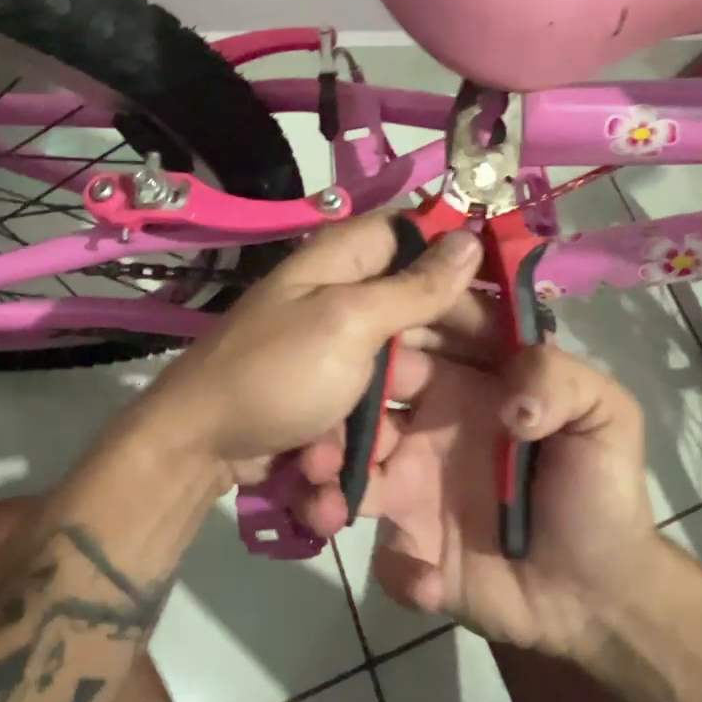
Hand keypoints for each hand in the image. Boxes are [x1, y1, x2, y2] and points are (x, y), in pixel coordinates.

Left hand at [146, 214, 483, 482]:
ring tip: (395, 436)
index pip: (416, 236)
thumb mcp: (349, 323)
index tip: (502, 303)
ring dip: (398, 405)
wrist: (200, 446)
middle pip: (417, 305)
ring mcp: (334, 347)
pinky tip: (350, 466)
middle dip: (443, 350)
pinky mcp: (327, 393)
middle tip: (487, 387)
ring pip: (399, 365)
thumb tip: (468, 237)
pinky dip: (365, 432)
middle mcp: (341, 294)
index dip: (459, 263)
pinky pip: (368, 404)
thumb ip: (412, 286)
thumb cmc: (277, 371)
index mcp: (343, 259)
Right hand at [303, 295, 664, 658]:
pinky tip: (431, 581)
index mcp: (465, 384)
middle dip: (337, 400)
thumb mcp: (608, 416)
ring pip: (347, 471)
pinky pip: (385, 556)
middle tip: (321, 412)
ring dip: (327, 480)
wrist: (602, 596)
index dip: (389, 323)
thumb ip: (561, 380)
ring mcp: (413, 488)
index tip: (367, 320)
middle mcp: (427, 425)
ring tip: (330, 502)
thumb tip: (509, 404)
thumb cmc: (600, 490)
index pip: (415, 337)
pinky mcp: (413, 550)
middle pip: (364, 399)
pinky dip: (399, 569)